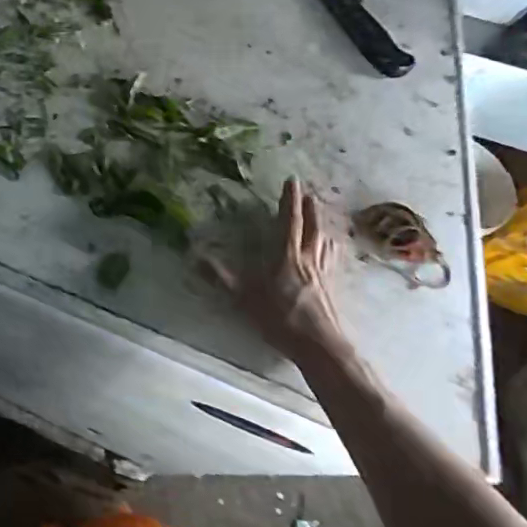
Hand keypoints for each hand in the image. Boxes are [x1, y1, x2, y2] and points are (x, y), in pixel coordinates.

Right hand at [202, 178, 350, 362]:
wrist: (320, 345)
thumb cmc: (282, 319)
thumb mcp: (245, 298)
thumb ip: (221, 278)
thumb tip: (194, 258)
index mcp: (288, 256)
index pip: (290, 221)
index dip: (290, 200)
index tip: (292, 181)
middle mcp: (308, 258)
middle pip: (313, 226)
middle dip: (310, 208)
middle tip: (309, 194)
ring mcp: (323, 273)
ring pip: (324, 240)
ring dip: (322, 224)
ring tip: (321, 217)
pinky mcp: (332, 287)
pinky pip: (332, 258)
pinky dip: (330, 247)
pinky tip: (330, 251)